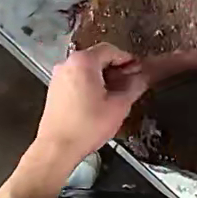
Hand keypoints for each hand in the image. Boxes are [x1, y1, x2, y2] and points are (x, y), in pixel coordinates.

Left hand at [22, 43, 196, 189]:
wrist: (58, 147)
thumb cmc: (86, 127)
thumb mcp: (119, 106)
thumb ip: (133, 87)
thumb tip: (141, 79)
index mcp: (83, 62)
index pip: (110, 50)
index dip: (127, 59)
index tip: (137, 68)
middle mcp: (68, 64)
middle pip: (97, 57)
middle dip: (116, 67)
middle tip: (131, 80)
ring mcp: (59, 77)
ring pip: (86, 69)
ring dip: (103, 76)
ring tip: (117, 93)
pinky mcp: (55, 90)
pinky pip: (77, 79)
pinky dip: (90, 84)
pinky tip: (101, 100)